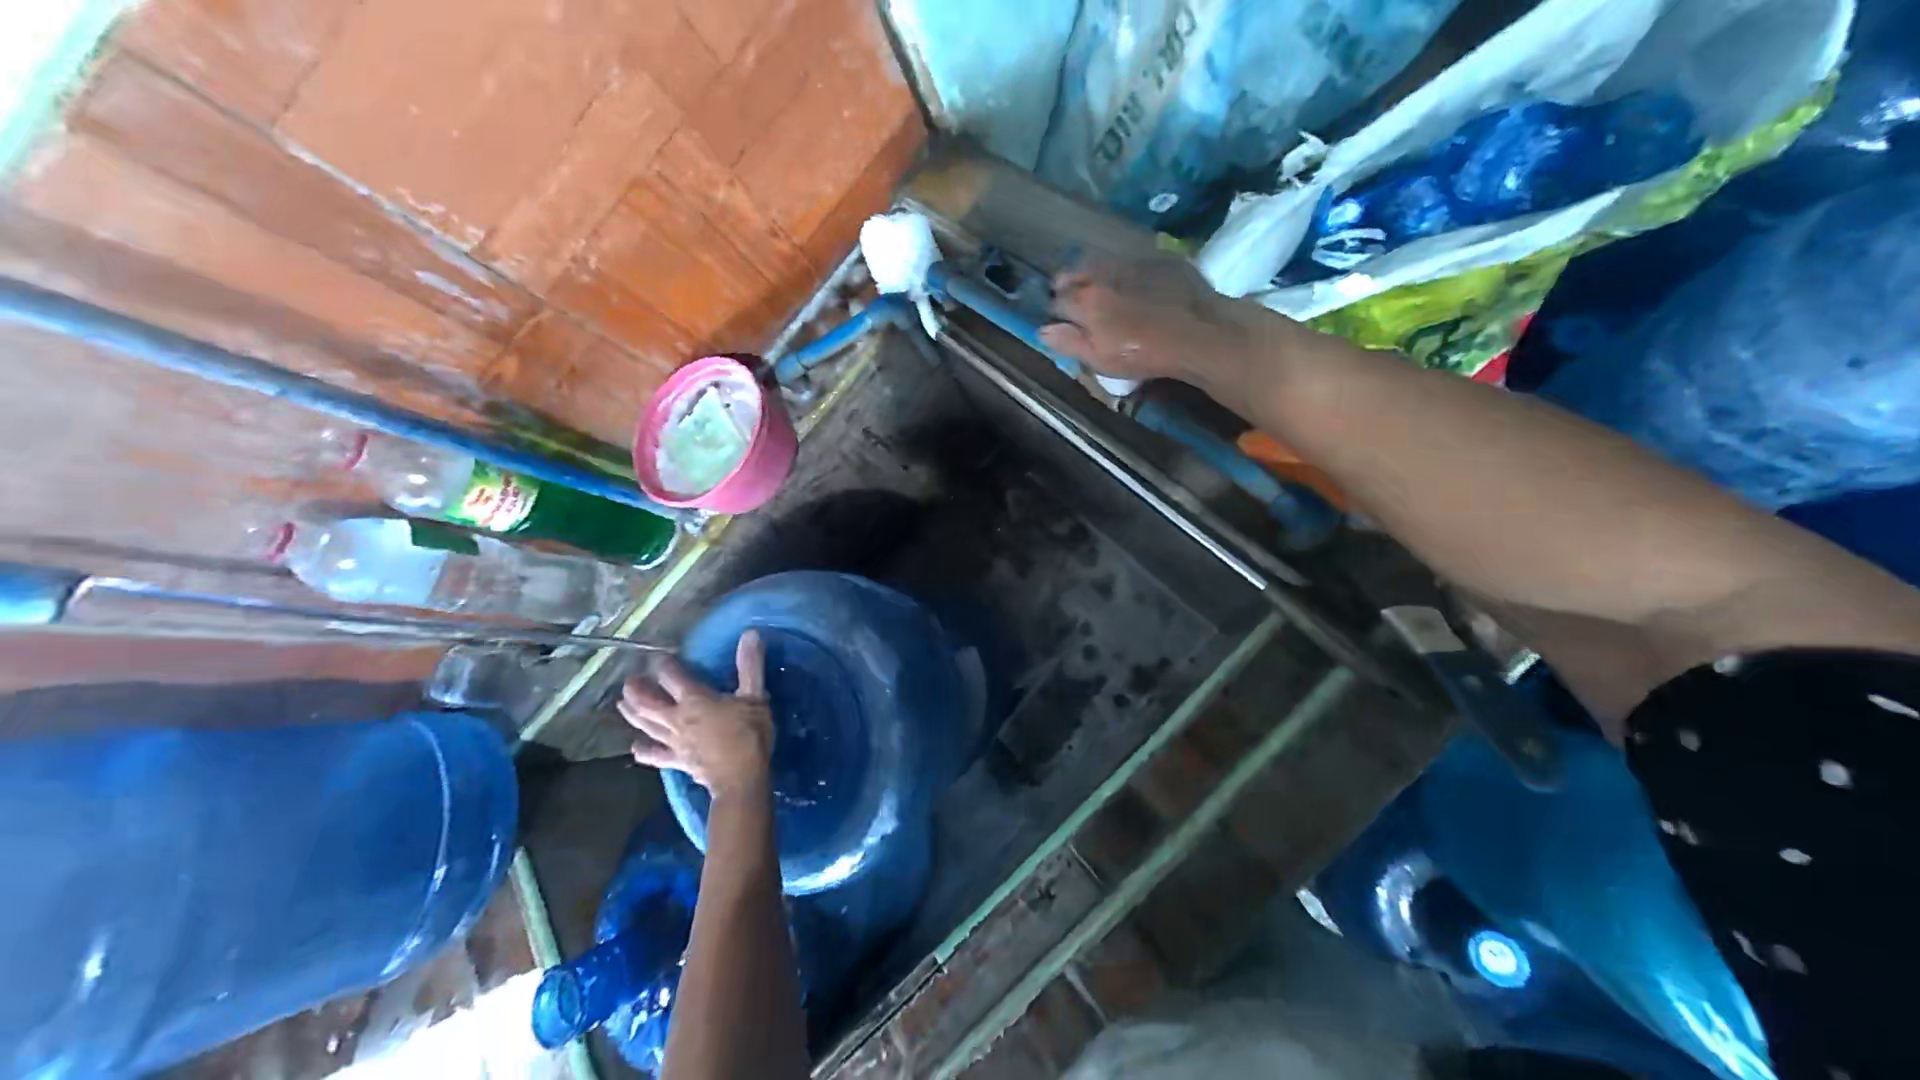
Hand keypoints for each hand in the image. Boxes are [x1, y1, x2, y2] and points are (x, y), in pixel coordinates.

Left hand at [620, 630, 774, 797]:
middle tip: (631, 680)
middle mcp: (676, 718)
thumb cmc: (749, 734)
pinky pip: (654, 755)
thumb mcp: (755, 696)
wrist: (741, 778)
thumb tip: (750, 633)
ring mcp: (673, 741)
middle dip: (636, 689)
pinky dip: (643, 749)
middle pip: (646, 701)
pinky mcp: (675, 761)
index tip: (661, 657)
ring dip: (631, 713)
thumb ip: (750, 665)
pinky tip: (636, 746)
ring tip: (623, 703)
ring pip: (644, 724)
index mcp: (694, 699)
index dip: (664, 664)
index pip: (671, 676)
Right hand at [1040, 255, 1285, 389]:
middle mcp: (1103, 273)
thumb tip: (1043, 330)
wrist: (1201, 332)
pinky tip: (1135, 285)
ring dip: (1094, 274)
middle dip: (1069, 286)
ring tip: (1102, 290)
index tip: (1062, 321)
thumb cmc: (1146, 354)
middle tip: (1077, 303)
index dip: (1056, 312)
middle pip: (1074, 273)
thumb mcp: (1101, 359)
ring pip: (1101, 262)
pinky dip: (1124, 271)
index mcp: (1086, 300)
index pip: (1057, 300)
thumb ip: (1069, 342)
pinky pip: (1131, 260)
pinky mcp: (1160, 257)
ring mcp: (1132, 260)